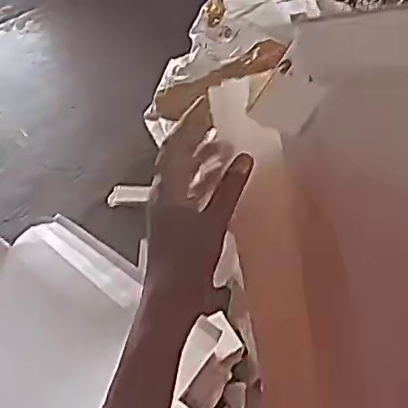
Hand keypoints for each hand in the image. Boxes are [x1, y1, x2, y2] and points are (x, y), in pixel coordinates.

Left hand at [145, 98, 252, 323]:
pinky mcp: (176, 224)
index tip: (205, 106)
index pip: (175, 146)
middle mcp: (163, 195)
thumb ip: (229, 188)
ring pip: (184, 175)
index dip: (189, 125)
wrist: (170, 301)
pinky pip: (190, 191)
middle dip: (197, 140)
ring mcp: (168, 211)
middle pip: (178, 158)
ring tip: (226, 148)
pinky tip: (222, 181)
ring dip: (203, 160)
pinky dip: (205, 181)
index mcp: (167, 190)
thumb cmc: (189, 260)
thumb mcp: (214, 221)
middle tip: (219, 123)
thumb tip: (244, 158)